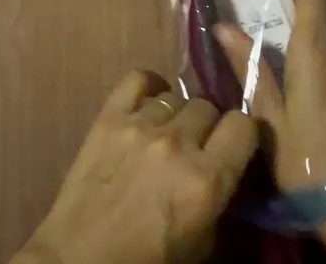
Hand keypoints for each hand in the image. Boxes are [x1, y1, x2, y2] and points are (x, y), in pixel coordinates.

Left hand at [12, 69, 258, 263]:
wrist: (81, 262)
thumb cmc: (147, 261)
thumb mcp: (201, 243)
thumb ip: (220, 199)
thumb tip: (227, 167)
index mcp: (205, 181)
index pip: (244, 126)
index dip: (242, 136)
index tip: (235, 147)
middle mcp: (176, 144)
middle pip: (208, 107)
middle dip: (208, 127)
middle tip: (197, 148)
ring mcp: (140, 126)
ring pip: (176, 96)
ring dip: (177, 115)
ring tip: (167, 135)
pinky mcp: (108, 117)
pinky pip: (138, 78)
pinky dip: (149, 87)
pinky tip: (149, 105)